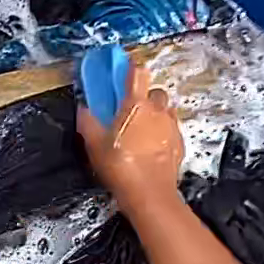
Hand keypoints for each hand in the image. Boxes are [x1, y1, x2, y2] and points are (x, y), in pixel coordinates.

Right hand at [77, 60, 184, 211]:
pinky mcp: (179, 143)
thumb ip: (88, 122)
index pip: (137, 73)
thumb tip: (83, 109)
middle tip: (129, 108)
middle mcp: (157, 110)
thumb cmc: (120, 166)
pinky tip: (150, 145)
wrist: (149, 195)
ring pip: (165, 109)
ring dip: (155, 113)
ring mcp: (171, 126)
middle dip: (143, 95)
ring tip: (140, 128)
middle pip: (154, 91)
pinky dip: (162, 131)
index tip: (122, 71)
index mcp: (135, 105)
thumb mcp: (94, 144)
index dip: (130, 68)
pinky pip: (171, 128)